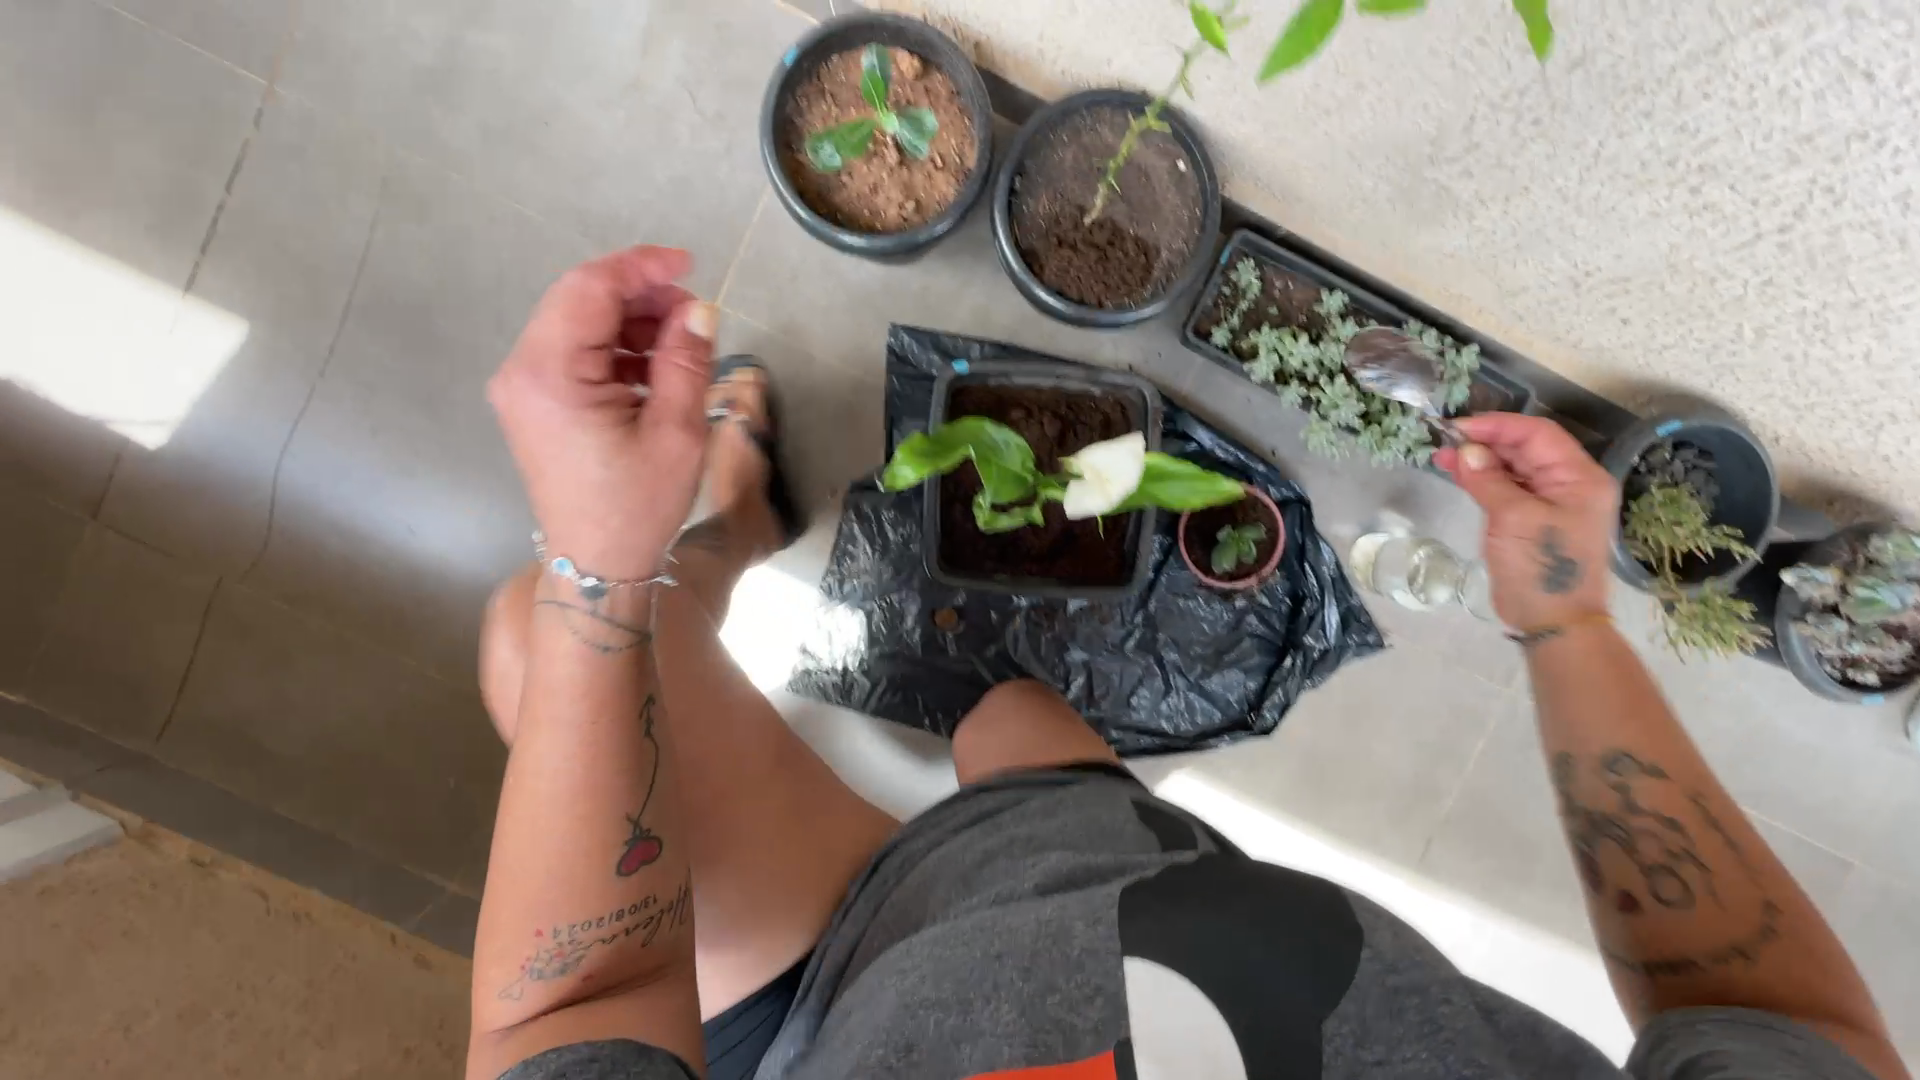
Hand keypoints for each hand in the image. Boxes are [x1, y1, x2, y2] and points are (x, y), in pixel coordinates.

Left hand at [489, 246, 716, 580]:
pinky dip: (617, 351)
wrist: (599, 564)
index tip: (690, 266)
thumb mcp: (677, 431)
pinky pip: (576, 355)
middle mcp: (523, 370)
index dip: (641, 267)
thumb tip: (700, 310)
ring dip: (632, 324)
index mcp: (550, 373)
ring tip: (683, 346)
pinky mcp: (535, 403)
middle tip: (696, 316)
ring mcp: (523, 387)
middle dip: (640, 297)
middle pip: (580, 302)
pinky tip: (655, 370)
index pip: (590, 288)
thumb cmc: (639, 504)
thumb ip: (686, 361)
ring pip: (579, 326)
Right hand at [1435, 413, 1617, 632]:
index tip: (1456, 428)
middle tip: (1443, 441)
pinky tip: (1457, 473)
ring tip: (1442, 456)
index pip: (1537, 435)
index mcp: (1579, 478)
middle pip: (1526, 448)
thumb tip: (1465, 451)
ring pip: (1513, 467)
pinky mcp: (1530, 519)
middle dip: (1485, 441)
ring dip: (1480, 459)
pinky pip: (1506, 487)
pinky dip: (1482, 478)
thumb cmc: (1542, 568)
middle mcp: (1569, 483)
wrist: (1552, 620)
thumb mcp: (1514, 519)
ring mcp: (1550, 502)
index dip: (1497, 426)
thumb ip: (1490, 481)